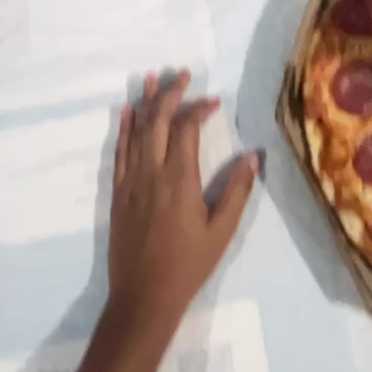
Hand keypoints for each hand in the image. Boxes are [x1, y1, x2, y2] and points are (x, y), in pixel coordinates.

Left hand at [106, 71, 259, 332]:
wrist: (143, 297)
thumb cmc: (188, 265)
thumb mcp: (221, 231)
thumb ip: (237, 191)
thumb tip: (254, 156)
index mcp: (180, 179)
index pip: (186, 129)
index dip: (198, 109)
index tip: (213, 101)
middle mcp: (152, 172)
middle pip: (158, 122)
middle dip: (170, 94)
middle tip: (182, 74)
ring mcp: (131, 181)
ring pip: (137, 131)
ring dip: (145, 102)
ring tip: (152, 77)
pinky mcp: (117, 192)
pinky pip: (119, 152)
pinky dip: (124, 129)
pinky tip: (128, 112)